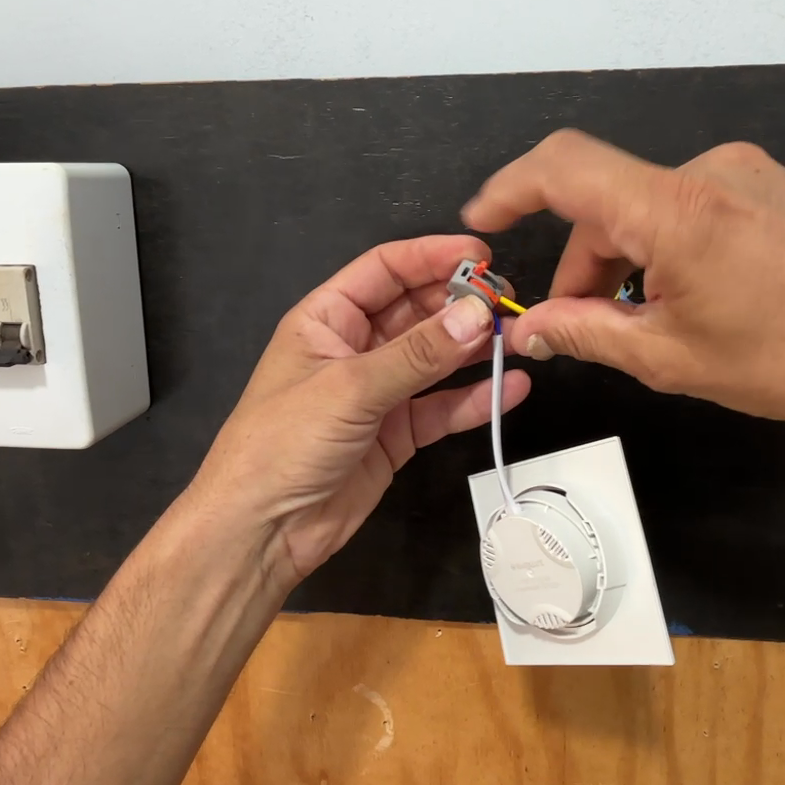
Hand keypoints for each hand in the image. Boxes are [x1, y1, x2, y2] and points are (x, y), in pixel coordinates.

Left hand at [189, 236, 530, 585]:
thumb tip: (478, 314)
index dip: (432, 257)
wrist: (262, 529)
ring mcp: (377, 393)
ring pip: (434, 360)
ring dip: (474, 349)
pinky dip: (474, 399)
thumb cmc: (286, 441)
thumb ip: (418, 354)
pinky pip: (440, 408)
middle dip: (460, 304)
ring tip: (522, 338)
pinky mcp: (396, 434)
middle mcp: (354, 348)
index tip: (483, 255)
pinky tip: (513, 388)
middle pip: (416, 311)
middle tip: (510, 300)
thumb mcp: (350, 388)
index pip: (385, 270)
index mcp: (326, 319)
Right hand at [461, 129, 784, 433]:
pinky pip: (684, 211)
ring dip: (622, 264)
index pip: (563, 168)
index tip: (480, 224)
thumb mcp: (670, 358)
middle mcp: (706, 172)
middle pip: (603, 204)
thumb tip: (528, 332)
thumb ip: (584, 333)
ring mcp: (742, 174)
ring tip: (643, 328)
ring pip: (642, 211)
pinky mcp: (766, 188)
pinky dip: (661, 253)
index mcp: (675, 209)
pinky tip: (685, 302)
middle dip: (578, 267)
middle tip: (578, 330)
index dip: (509, 189)